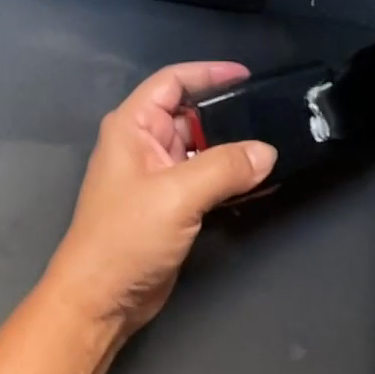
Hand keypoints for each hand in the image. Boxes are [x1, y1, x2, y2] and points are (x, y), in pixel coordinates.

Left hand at [43, 63, 277, 334]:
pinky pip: (204, 178)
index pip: (172, 82)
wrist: (100, 300)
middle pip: (190, 114)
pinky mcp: (169, 205)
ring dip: (232, 149)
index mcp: (132, 126)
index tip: (248, 75)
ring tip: (274, 145)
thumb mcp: (177, 195)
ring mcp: (156, 175)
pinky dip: (229, 177)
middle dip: (228, 113)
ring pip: (200, 148)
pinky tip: (259, 181)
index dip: (208, 73)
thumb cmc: (126, 237)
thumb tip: (266, 152)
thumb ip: (224, 168)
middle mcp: (143, 143)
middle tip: (271, 114)